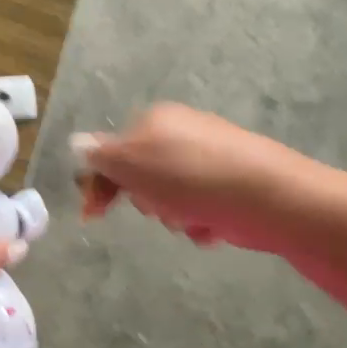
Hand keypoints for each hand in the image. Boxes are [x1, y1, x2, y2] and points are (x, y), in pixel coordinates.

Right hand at [76, 104, 320, 251]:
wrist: (270, 198)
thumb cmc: (192, 177)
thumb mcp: (133, 162)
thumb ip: (100, 155)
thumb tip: (76, 143)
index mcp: (155, 120)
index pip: (111, 151)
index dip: (99, 184)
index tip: (93, 215)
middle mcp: (182, 134)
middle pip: (140, 177)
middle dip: (143, 200)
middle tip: (157, 208)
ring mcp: (209, 160)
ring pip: (169, 198)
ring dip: (173, 215)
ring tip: (191, 219)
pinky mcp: (231, 186)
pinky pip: (200, 210)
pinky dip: (200, 223)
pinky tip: (212, 226)